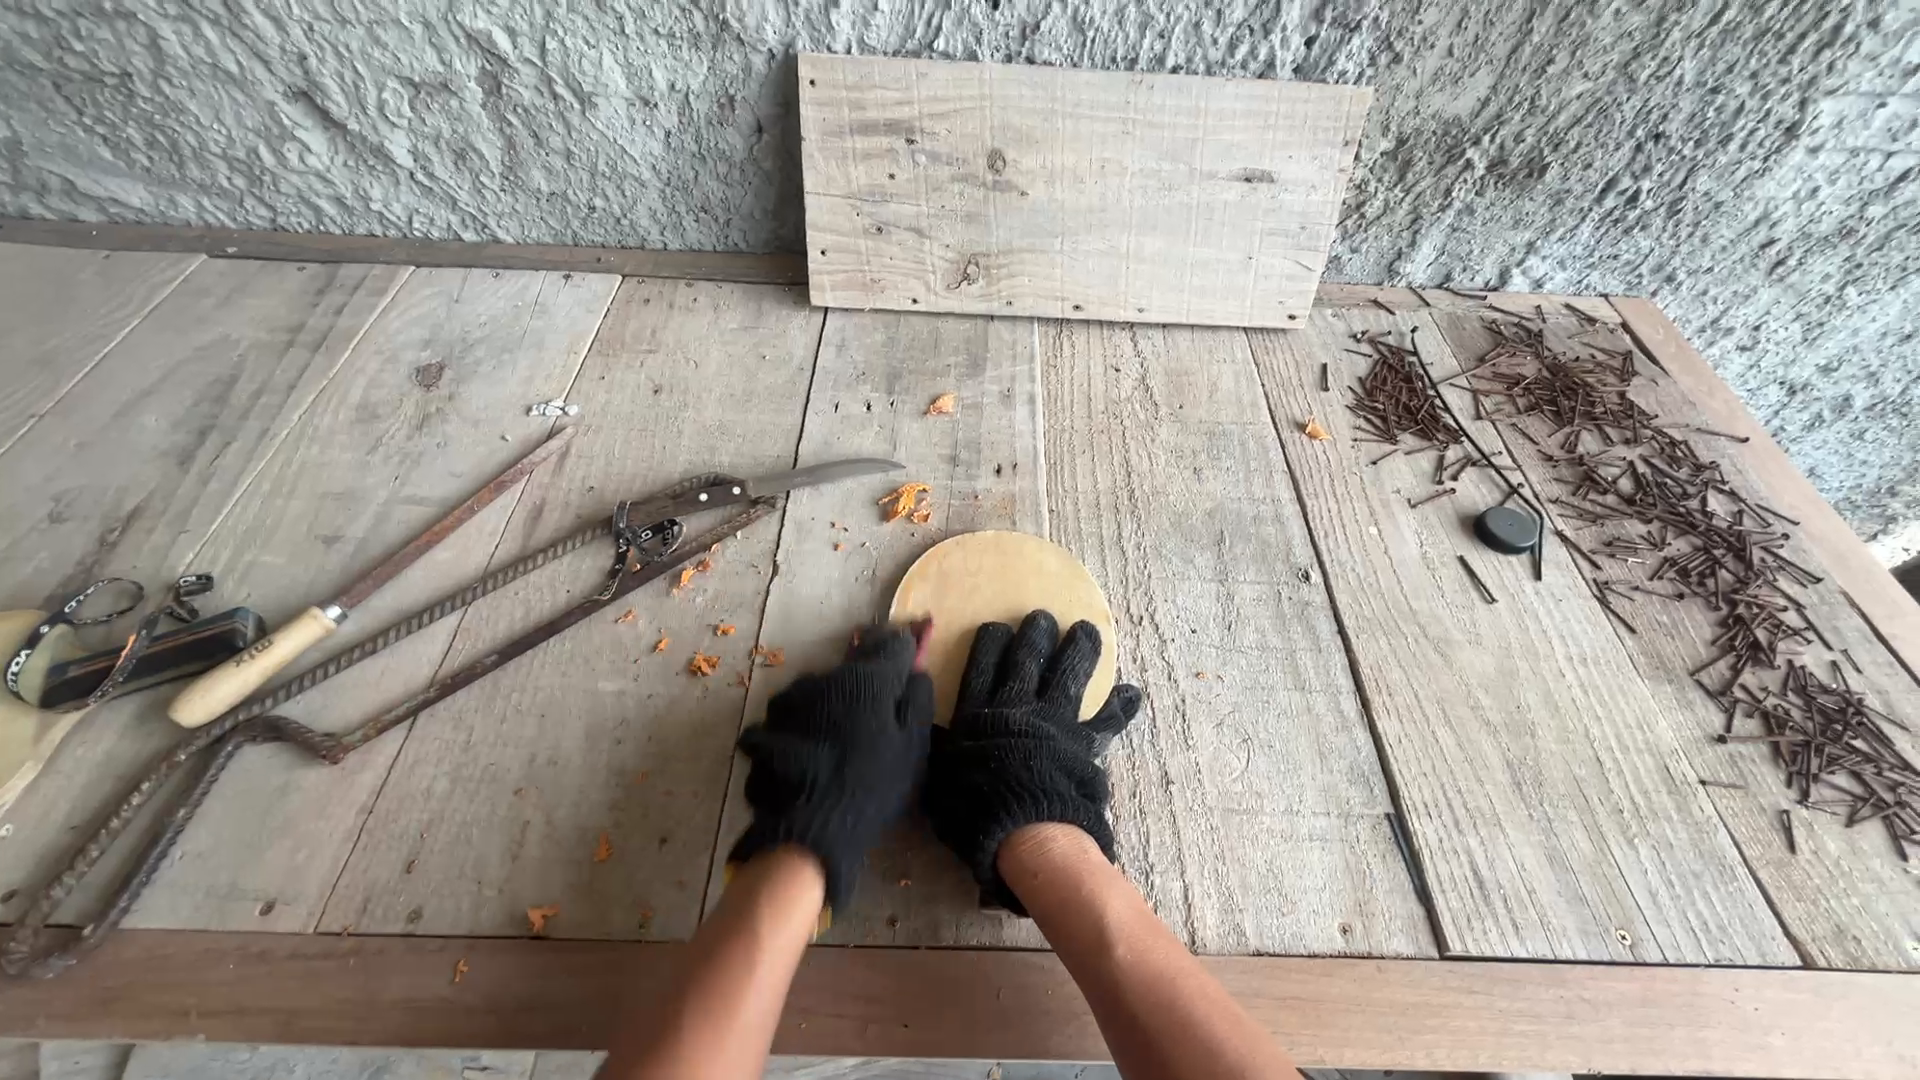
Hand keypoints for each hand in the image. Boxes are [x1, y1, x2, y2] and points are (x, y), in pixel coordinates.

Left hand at [729, 625, 932, 917]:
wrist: (808, 828)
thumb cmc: (873, 785)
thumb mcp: (913, 746)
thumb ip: (917, 700)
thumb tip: (917, 670)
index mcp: (867, 678)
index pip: (892, 645)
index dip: (903, 652)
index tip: (907, 666)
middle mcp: (825, 677)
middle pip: (852, 673)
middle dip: (862, 689)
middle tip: (871, 725)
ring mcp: (789, 702)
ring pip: (819, 696)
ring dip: (827, 711)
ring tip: (834, 750)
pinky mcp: (763, 728)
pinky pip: (793, 723)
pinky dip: (801, 734)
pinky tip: (807, 762)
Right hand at [922, 610, 1140, 913]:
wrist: (1023, 829)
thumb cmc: (973, 810)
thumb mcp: (940, 776)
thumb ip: (939, 746)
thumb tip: (927, 730)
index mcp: (978, 713)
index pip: (982, 666)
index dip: (990, 643)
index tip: (997, 626)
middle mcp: (1016, 706)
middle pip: (1026, 659)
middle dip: (1035, 635)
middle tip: (1042, 617)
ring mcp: (1053, 720)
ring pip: (1068, 674)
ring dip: (1079, 649)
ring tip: (1087, 630)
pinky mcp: (1083, 740)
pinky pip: (1106, 719)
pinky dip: (1120, 706)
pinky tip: (1132, 692)